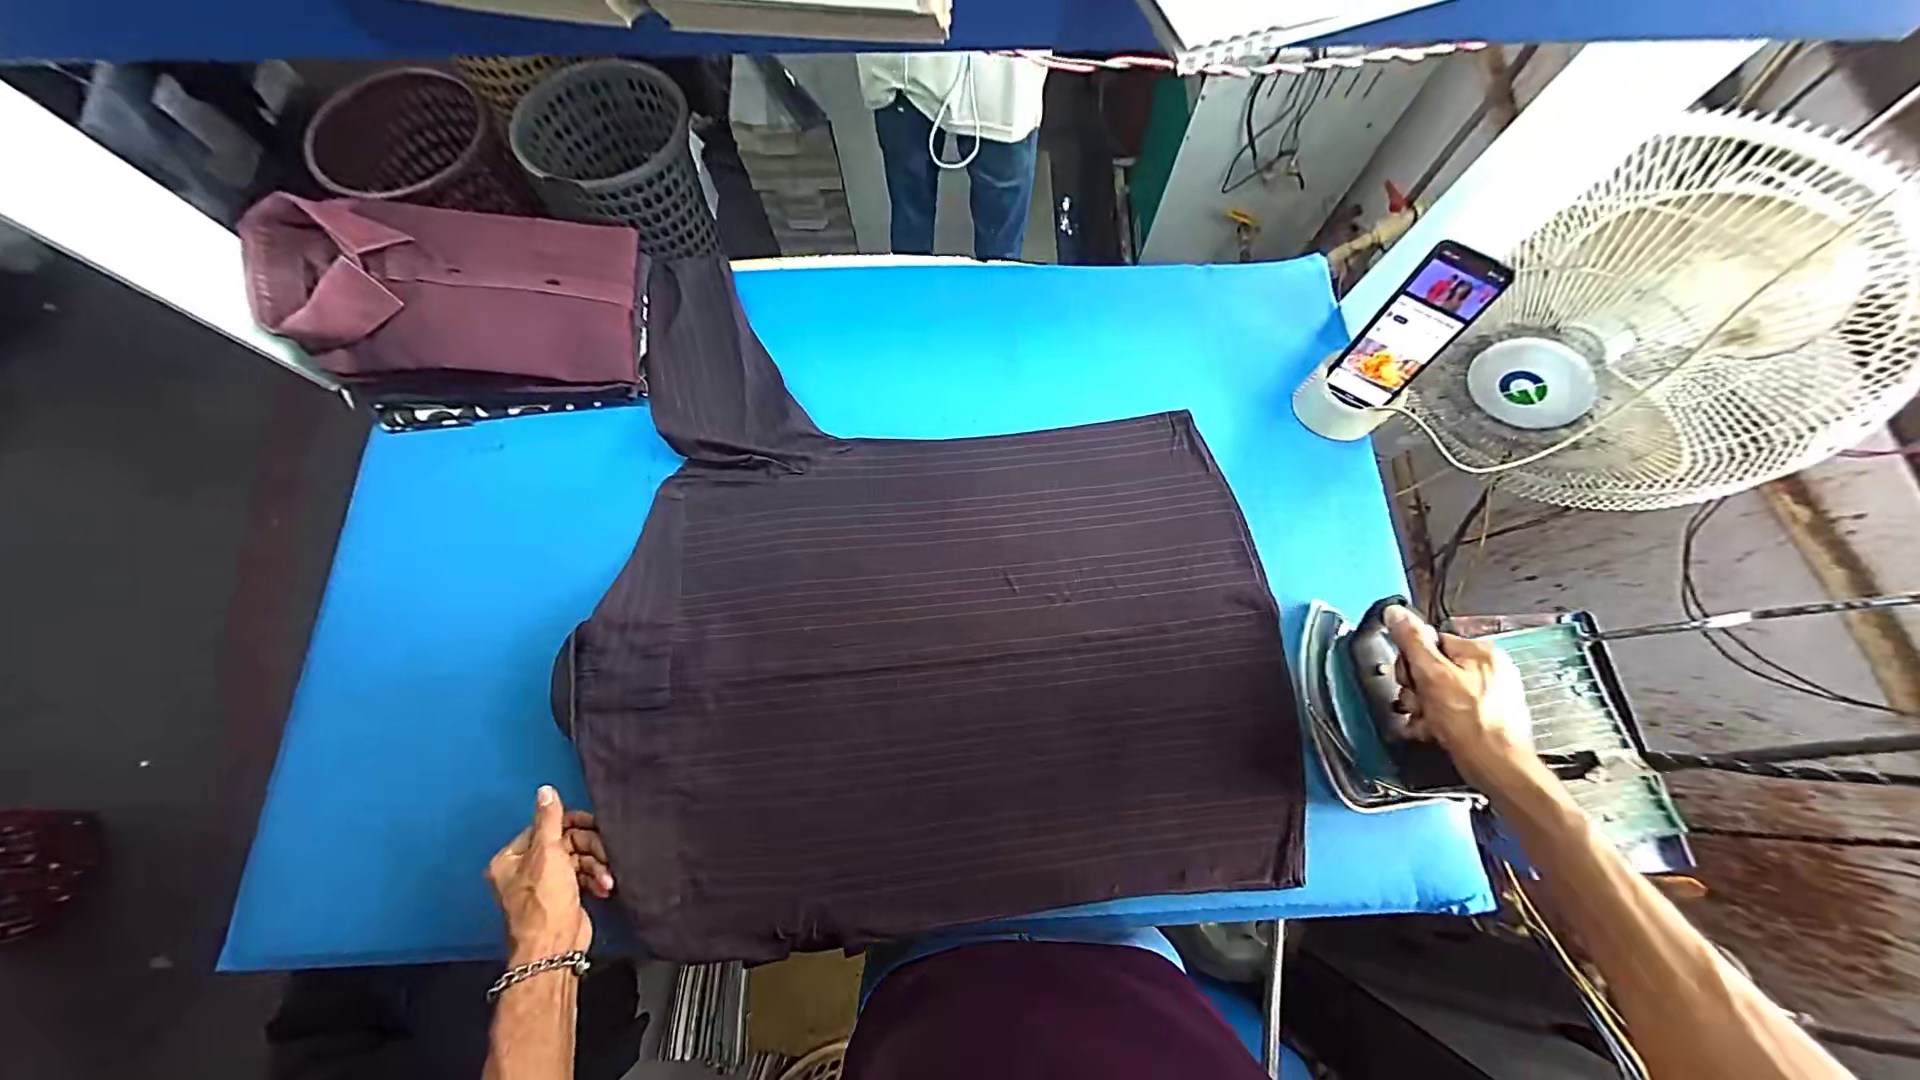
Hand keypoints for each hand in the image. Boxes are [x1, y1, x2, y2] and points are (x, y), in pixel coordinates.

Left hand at [486, 786, 615, 964]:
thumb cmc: (545, 900)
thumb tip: (545, 790)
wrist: (555, 947)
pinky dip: (596, 877)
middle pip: (566, 841)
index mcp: (512, 858)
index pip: (546, 826)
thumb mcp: (547, 853)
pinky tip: (605, 885)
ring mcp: (545, 882)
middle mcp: (525, 868)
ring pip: (578, 857)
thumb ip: (549, 819)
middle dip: (589, 849)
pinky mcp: (563, 893)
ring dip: (596, 865)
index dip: (572, 825)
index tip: (594, 827)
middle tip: (603, 855)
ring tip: (606, 877)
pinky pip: (583, 874)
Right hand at [1382, 605, 1538, 792]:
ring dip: (1424, 704)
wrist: (1497, 767)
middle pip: (1431, 665)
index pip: (1428, 642)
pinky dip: (1439, 716)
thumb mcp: (1432, 675)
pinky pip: (1451, 705)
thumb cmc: (1471, 724)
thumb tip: (1396, 613)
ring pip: (1438, 688)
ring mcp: (1491, 692)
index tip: (1411, 680)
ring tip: (1429, 719)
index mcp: (1481, 652)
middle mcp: (1490, 668)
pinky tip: (1437, 727)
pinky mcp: (1487, 712)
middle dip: (1417, 687)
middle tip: (1420, 703)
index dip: (1411, 663)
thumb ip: (1412, 641)